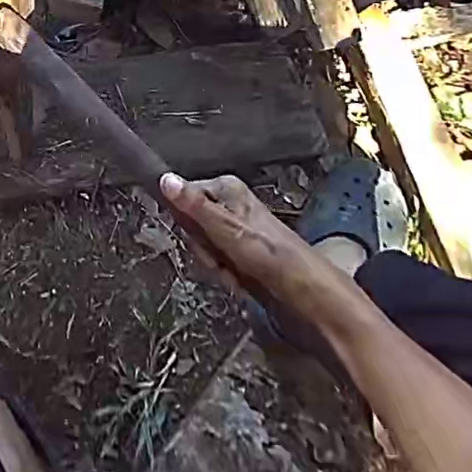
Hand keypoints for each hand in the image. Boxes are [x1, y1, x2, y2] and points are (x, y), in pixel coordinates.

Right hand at [160, 172, 325, 303]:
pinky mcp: (243, 253)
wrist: (306, 292)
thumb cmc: (270, 254)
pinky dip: (226, 274)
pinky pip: (219, 262)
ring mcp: (237, 231)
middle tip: (220, 259)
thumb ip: (192, 205)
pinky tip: (240, 280)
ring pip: (205, 247)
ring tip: (234, 272)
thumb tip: (165, 179)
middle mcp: (231, 205)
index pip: (183, 198)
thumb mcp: (224, 228)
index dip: (187, 223)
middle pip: (193, 225)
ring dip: (215, 265)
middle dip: (203, 249)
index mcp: (226, 188)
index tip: (199, 237)